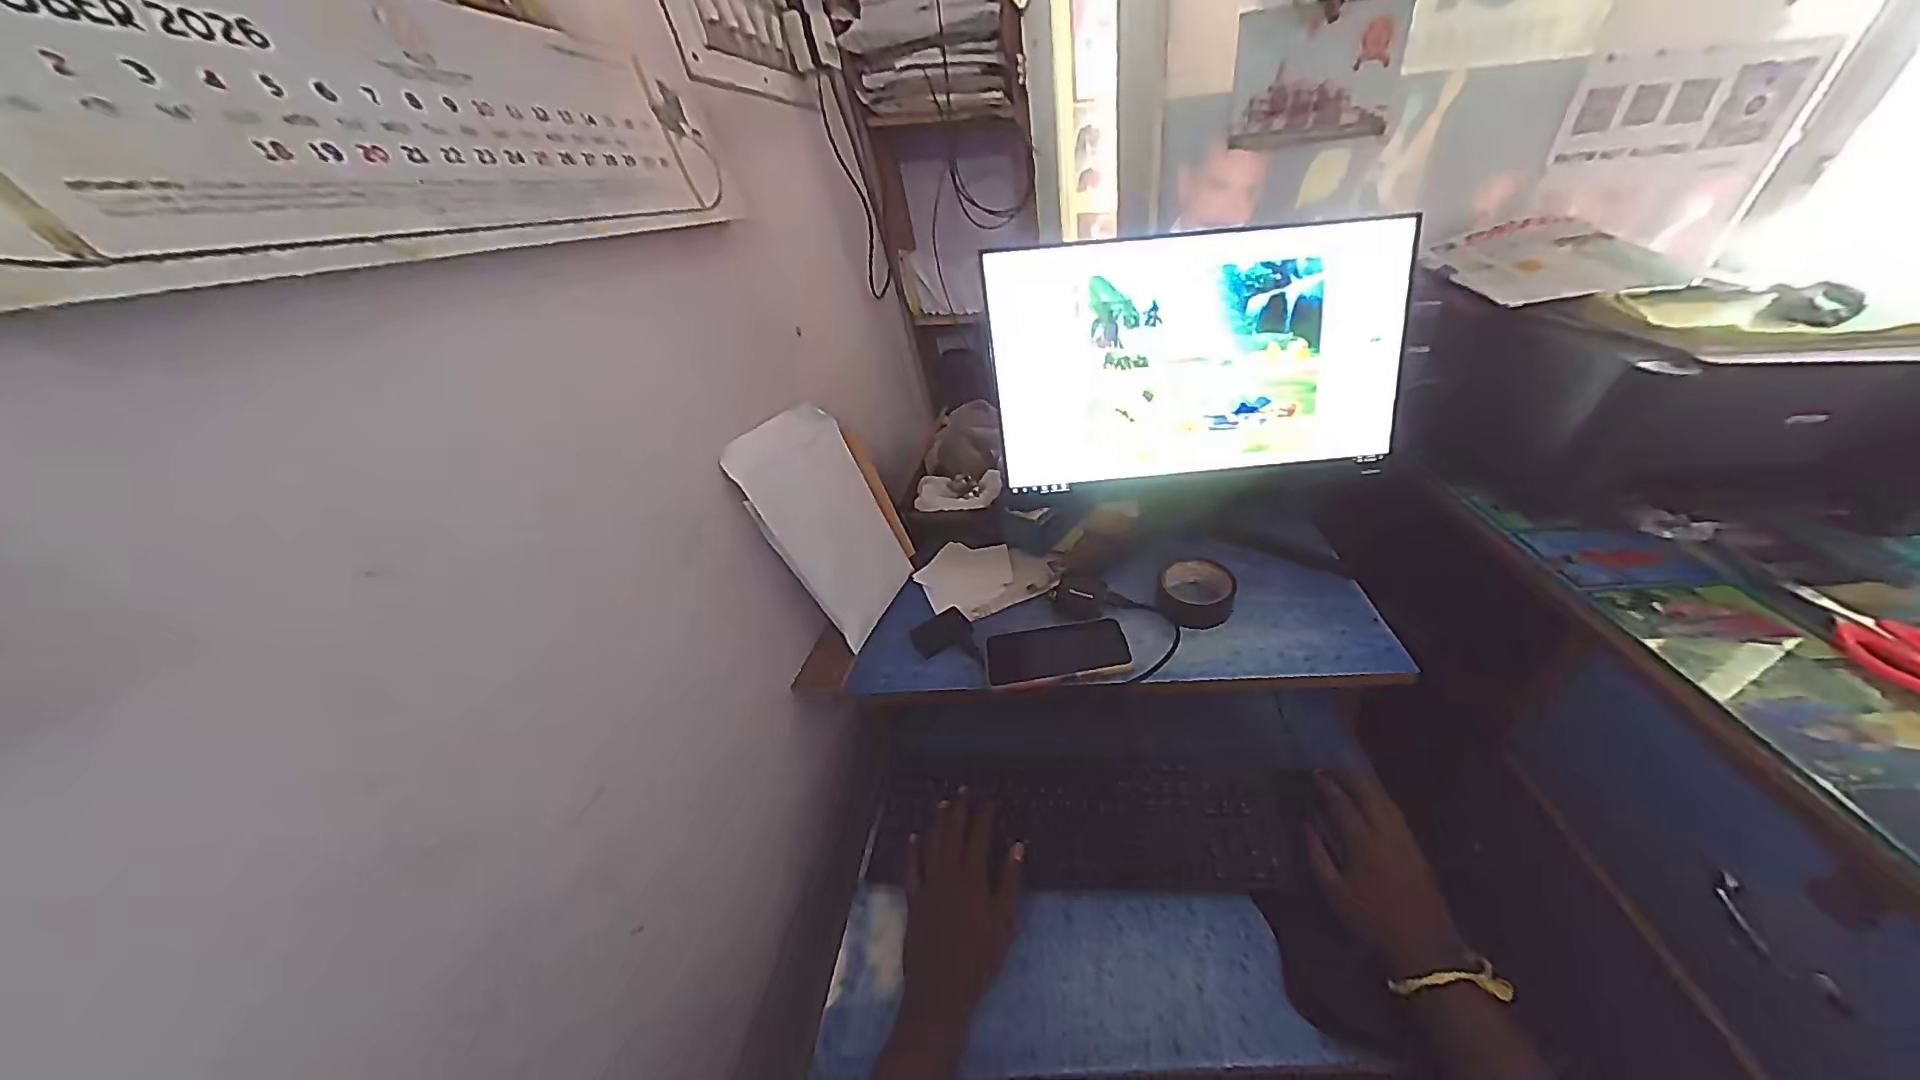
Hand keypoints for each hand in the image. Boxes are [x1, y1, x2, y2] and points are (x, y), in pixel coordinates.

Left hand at [900, 791, 1024, 1029]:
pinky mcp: (913, 900)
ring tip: (943, 803)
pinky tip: (912, 836)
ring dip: (937, 822)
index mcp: (973, 880)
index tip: (987, 800)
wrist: (941, 989)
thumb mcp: (1005, 923)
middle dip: (959, 810)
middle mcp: (949, 876)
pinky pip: (911, 868)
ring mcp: (928, 886)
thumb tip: (1016, 847)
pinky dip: (912, 850)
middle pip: (953, 835)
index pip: (978, 839)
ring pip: (932, 845)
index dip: (983, 817)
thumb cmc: (979, 959)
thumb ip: (1009, 883)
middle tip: (964, 790)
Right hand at [1306, 769, 1462, 973]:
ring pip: (1386, 800)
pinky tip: (1371, 800)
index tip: (1315, 775)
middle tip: (1330, 769)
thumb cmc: (1372, 920)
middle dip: (1349, 777)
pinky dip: (1380, 799)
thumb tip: (1307, 825)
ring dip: (1366, 785)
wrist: (1424, 946)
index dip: (1328, 787)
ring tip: (1348, 778)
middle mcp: (1387, 834)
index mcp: (1364, 844)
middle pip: (1369, 793)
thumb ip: (1317, 854)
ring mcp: (1406, 840)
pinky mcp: (1417, 849)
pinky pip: (1396, 813)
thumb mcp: (1334, 892)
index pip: (1343, 804)